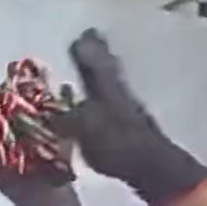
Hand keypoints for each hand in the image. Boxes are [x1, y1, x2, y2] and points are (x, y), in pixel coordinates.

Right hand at [57, 29, 206, 205]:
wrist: (154, 169)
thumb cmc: (123, 151)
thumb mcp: (93, 134)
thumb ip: (73, 120)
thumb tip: (52, 113)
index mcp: (112, 97)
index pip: (98, 70)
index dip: (88, 55)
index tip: (81, 36)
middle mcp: (120, 98)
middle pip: (107, 72)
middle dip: (96, 56)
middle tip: (87, 40)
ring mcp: (124, 111)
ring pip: (109, 84)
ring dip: (98, 72)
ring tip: (89, 62)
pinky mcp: (122, 125)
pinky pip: (106, 100)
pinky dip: (98, 92)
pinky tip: (92, 96)